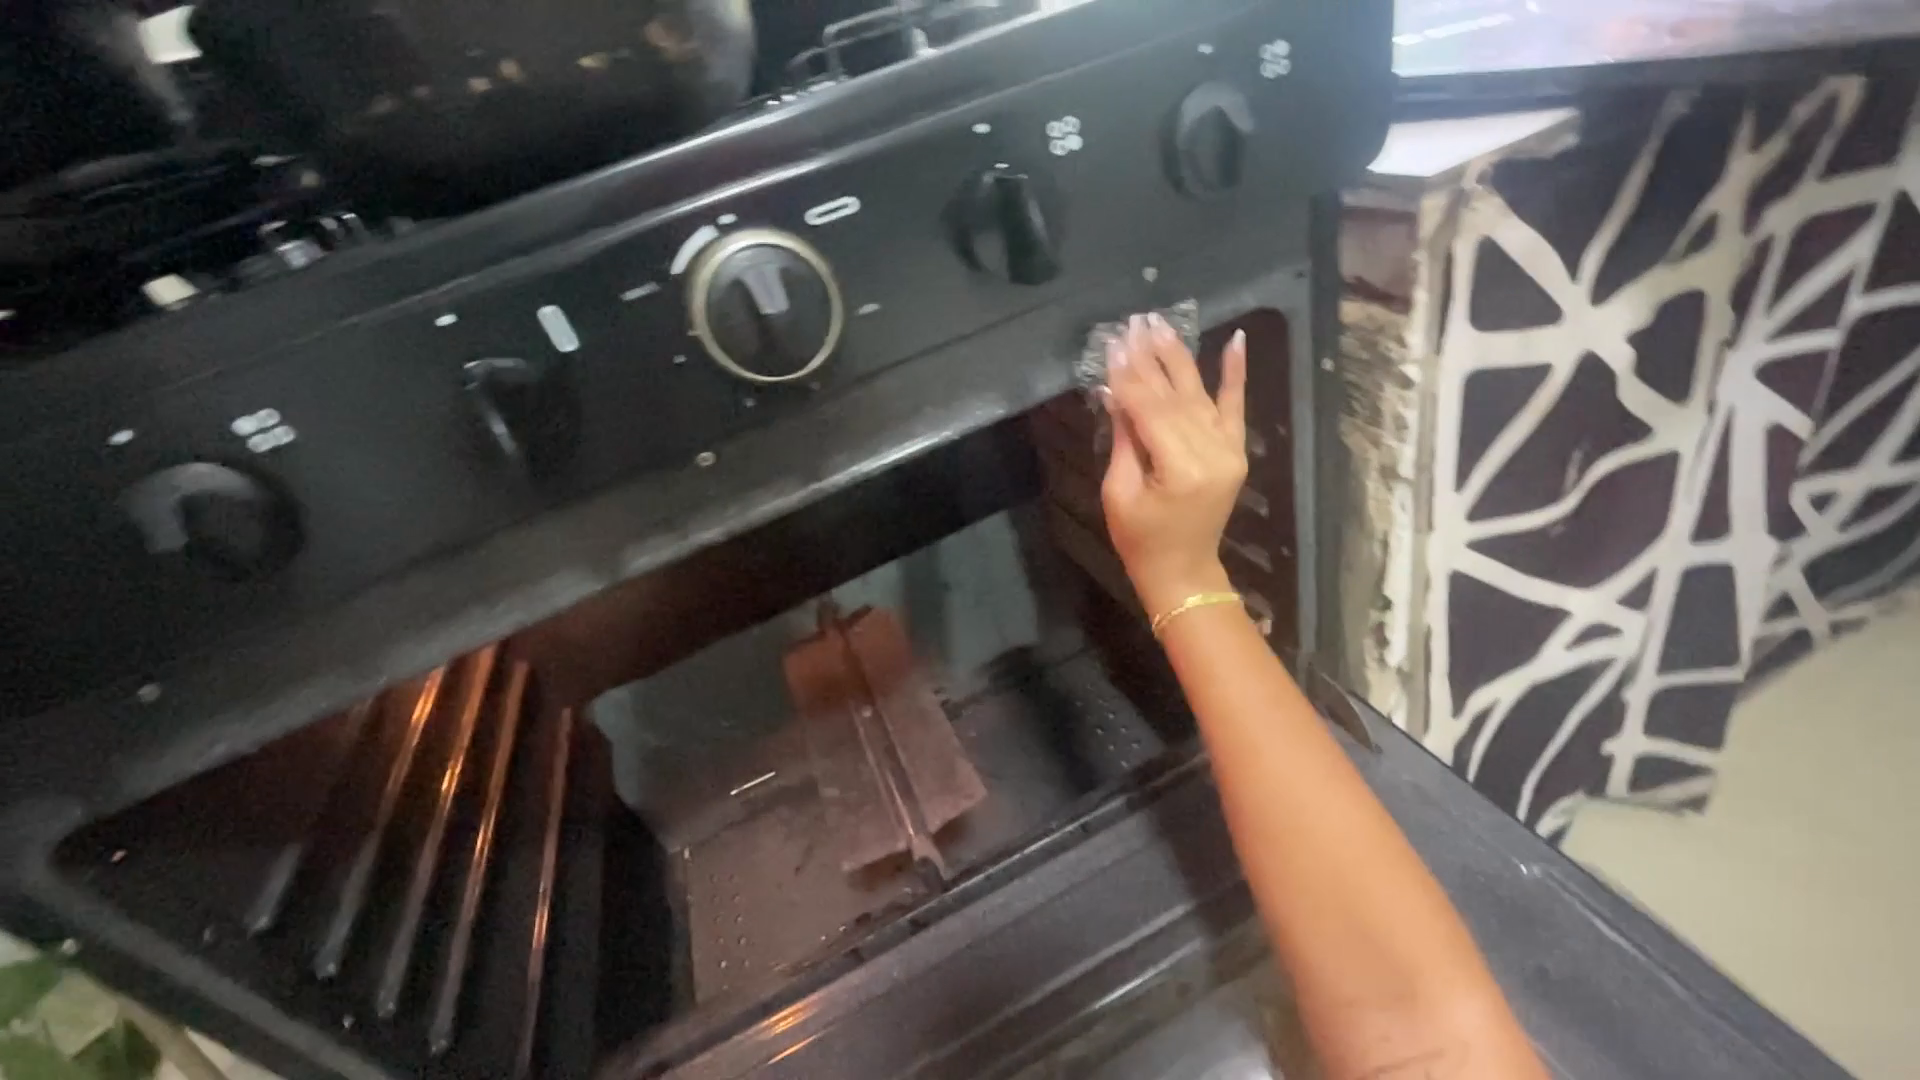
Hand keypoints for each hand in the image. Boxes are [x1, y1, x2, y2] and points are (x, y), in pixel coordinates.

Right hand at [1101, 314, 1248, 616]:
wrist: (1182, 569)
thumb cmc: (1140, 539)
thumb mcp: (1120, 492)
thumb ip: (1123, 439)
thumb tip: (1114, 390)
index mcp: (1181, 468)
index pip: (1150, 410)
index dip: (1129, 376)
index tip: (1113, 343)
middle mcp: (1212, 452)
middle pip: (1174, 396)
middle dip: (1151, 358)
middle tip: (1133, 322)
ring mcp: (1229, 449)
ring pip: (1199, 394)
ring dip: (1179, 357)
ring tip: (1160, 324)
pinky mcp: (1235, 450)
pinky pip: (1235, 407)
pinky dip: (1236, 374)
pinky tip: (1235, 341)